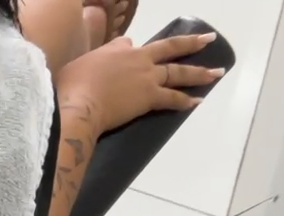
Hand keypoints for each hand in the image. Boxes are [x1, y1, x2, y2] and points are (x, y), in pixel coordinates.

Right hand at [58, 33, 223, 132]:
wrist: (77, 107)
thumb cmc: (67, 90)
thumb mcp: (72, 70)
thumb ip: (85, 68)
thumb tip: (88, 70)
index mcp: (115, 51)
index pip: (127, 46)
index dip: (128, 51)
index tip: (129, 52)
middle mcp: (137, 58)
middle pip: (168, 48)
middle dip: (189, 44)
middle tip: (208, 40)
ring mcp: (145, 77)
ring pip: (177, 72)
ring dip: (198, 72)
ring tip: (215, 73)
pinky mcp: (148, 97)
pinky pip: (171, 98)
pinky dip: (185, 100)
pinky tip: (197, 101)